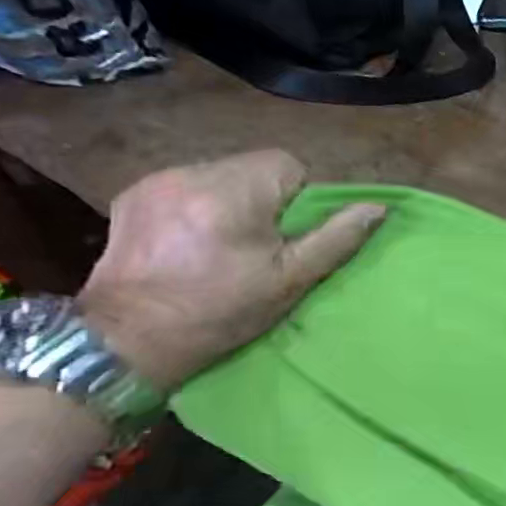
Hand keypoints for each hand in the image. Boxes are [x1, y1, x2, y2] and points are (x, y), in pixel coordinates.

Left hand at [76, 150, 386, 389]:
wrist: (128, 341)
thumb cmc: (222, 312)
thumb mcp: (292, 279)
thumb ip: (336, 238)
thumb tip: (377, 208)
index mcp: (233, 193)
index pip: (288, 164)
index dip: (299, 197)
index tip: (289, 234)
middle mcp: (191, 174)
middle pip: (254, 167)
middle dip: (267, 197)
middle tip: (261, 243)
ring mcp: (156, 182)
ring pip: (222, 173)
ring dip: (235, 199)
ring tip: (225, 242)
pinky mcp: (133, 194)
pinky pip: (188, 184)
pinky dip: (202, 204)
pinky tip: (193, 238)